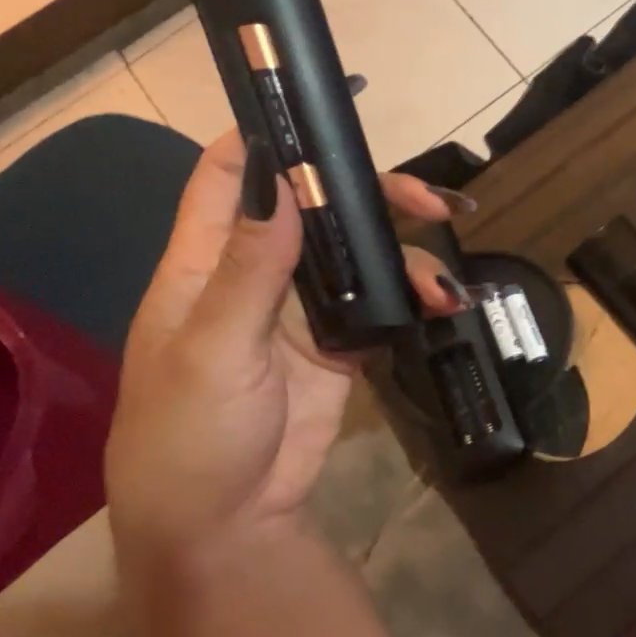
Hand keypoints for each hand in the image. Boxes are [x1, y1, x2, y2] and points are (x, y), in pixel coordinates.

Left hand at [105, 131, 466, 557]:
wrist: (231, 517)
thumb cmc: (191, 432)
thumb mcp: (211, 350)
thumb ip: (249, 271)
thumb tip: (283, 188)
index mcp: (205, 264)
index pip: (227, 178)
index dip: (267, 142)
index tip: (322, 119)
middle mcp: (259, 276)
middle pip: (320, 212)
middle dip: (374, 198)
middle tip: (430, 203)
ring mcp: (306, 314)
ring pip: (365, 260)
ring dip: (409, 260)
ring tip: (443, 290)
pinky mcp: (346, 349)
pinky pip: (387, 309)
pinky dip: (417, 302)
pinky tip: (442, 308)